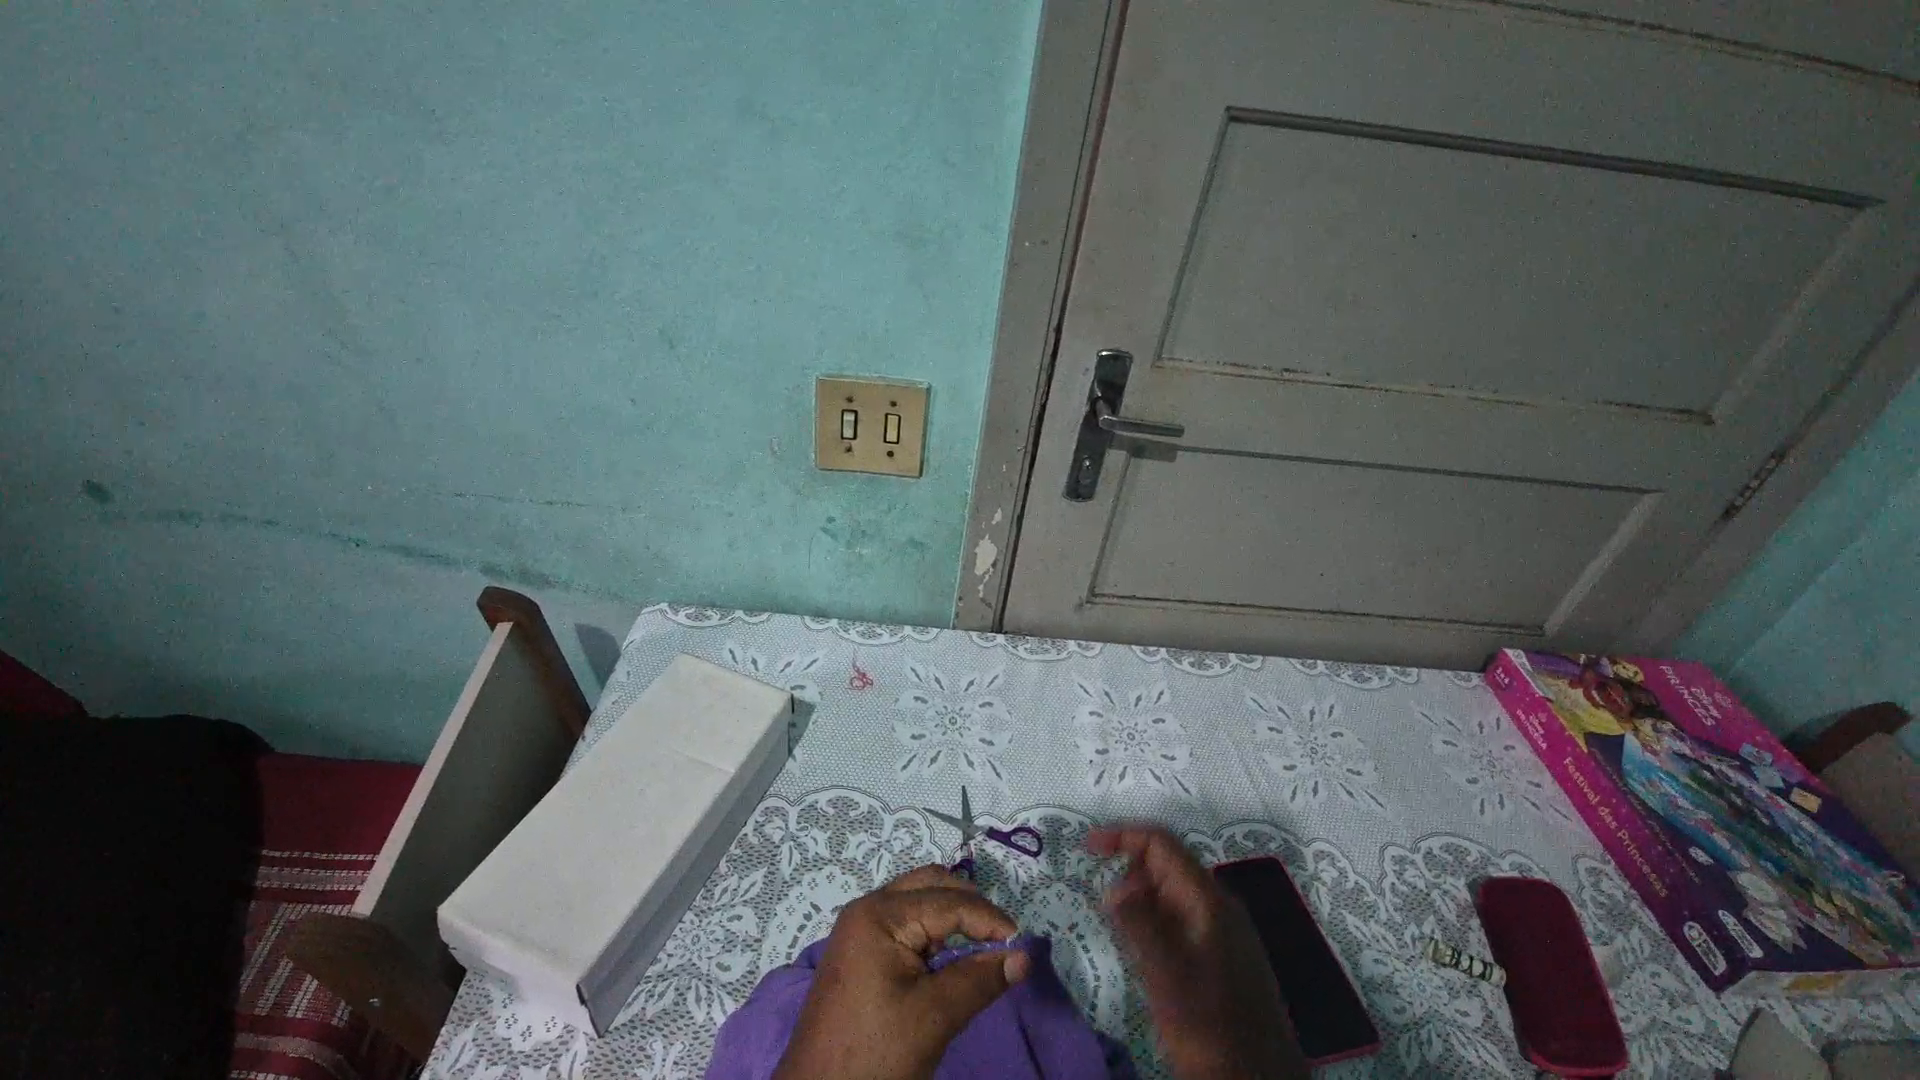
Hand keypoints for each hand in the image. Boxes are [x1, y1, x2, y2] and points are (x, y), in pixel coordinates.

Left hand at [772, 865, 1029, 1079]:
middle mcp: (867, 908)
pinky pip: (906, 923)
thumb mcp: (934, 1016)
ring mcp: (860, 929)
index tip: (1022, 945)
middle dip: (970, 906)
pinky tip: (951, 958)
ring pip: (919, 901)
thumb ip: (981, 979)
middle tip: (1002, 940)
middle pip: (932, 885)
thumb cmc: (875, 1052)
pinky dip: (934, 932)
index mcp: (880, 914)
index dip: (990, 920)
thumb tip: (1024, 956)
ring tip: (982, 948)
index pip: (950, 901)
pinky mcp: (860, 951)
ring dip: (953, 916)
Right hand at [1089, 825, 1309, 1079]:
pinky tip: (1143, 950)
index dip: (1123, 836)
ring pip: (1175, 894)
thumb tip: (1114, 886)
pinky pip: (1183, 919)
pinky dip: (1156, 920)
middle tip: (1103, 905)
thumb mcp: (1165, 974)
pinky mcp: (1225, 957)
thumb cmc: (1210, 1027)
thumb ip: (1138, 923)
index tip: (1086, 848)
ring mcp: (1226, 932)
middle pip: (1169, 865)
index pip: (1162, 844)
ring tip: (1117, 928)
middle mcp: (1220, 906)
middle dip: (1130, 871)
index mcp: (1209, 900)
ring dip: (1141, 898)